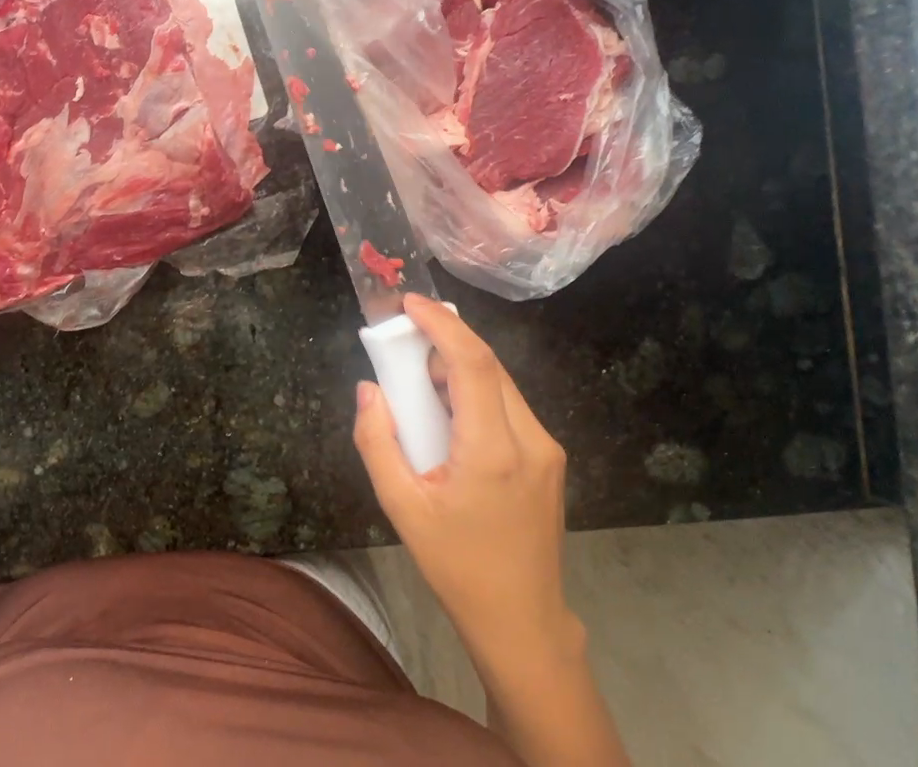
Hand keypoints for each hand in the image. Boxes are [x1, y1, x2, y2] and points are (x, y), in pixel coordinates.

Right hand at [353, 295, 578, 665]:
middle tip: (400, 342)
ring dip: (458, 368)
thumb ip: (376, 441)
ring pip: (501, 385)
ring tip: (416, 382)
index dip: (443, 324)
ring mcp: (547, 450)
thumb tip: (368, 390)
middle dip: (444, 341)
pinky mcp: (548, 459)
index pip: (473, 364)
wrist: (519, 615)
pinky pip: (508, 407)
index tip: (410, 303)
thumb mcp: (400, 505)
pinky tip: (445, 413)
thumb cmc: (453, 563)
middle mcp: (530, 440)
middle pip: (489, 367)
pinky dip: (473, 393)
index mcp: (492, 450)